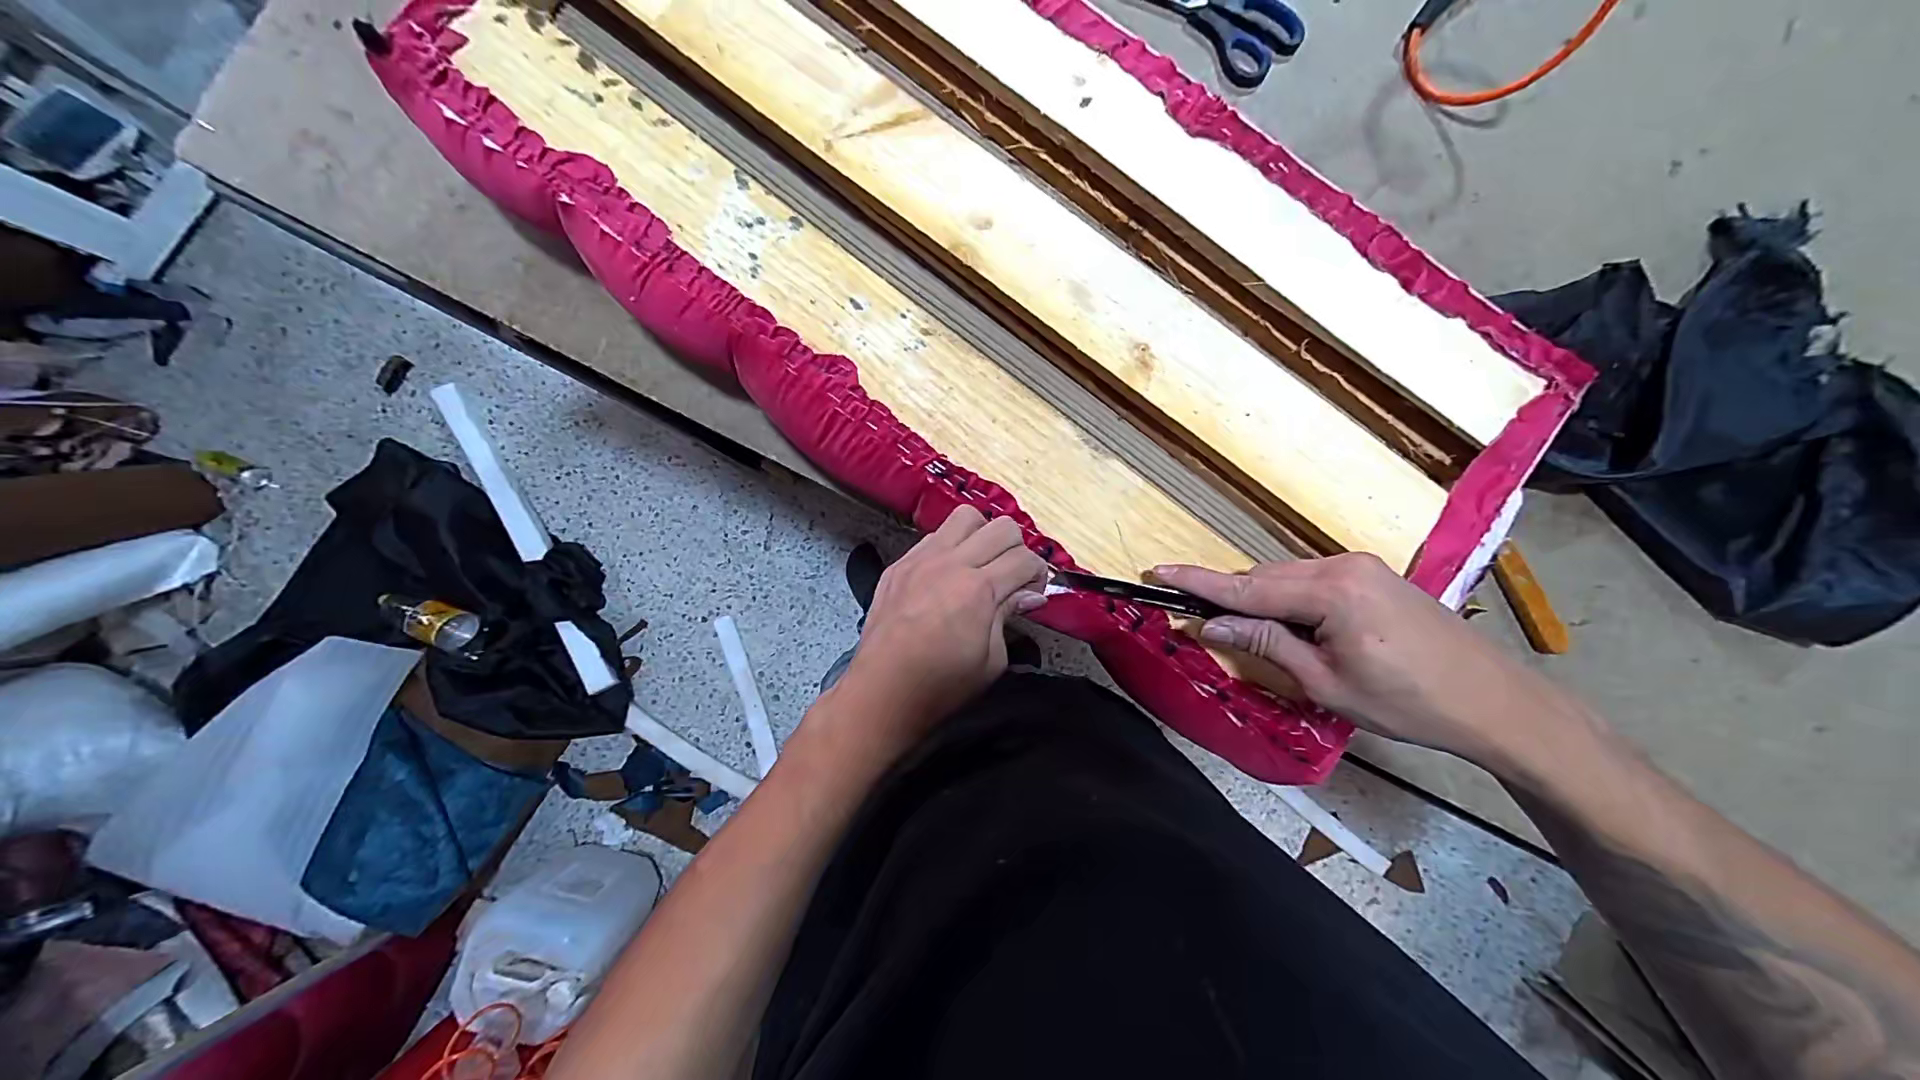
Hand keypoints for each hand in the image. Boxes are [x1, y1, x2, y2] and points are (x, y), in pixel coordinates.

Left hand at [834, 506, 1046, 740]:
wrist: (883, 689)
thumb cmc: (939, 683)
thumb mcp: (991, 660)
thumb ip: (1009, 616)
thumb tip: (1028, 595)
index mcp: (978, 589)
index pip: (1025, 558)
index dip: (1038, 575)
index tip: (1033, 593)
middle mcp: (950, 564)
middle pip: (1002, 527)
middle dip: (1017, 549)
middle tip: (1012, 577)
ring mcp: (921, 559)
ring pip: (965, 517)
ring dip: (982, 535)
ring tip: (981, 564)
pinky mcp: (899, 565)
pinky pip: (933, 537)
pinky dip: (950, 547)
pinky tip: (949, 574)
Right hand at [1152, 554, 1597, 776]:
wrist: (1494, 701)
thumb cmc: (1409, 703)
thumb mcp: (1326, 682)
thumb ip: (1266, 644)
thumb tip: (1212, 625)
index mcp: (1332, 590)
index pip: (1247, 584)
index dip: (1198, 581)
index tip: (1158, 571)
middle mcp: (1343, 565)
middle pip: (1265, 576)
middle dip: (1232, 598)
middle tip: (1203, 625)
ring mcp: (1361, 567)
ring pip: (1287, 577)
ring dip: (1262, 601)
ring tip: (1249, 634)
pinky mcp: (1372, 576)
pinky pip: (1312, 580)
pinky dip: (1288, 599)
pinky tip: (1289, 625)